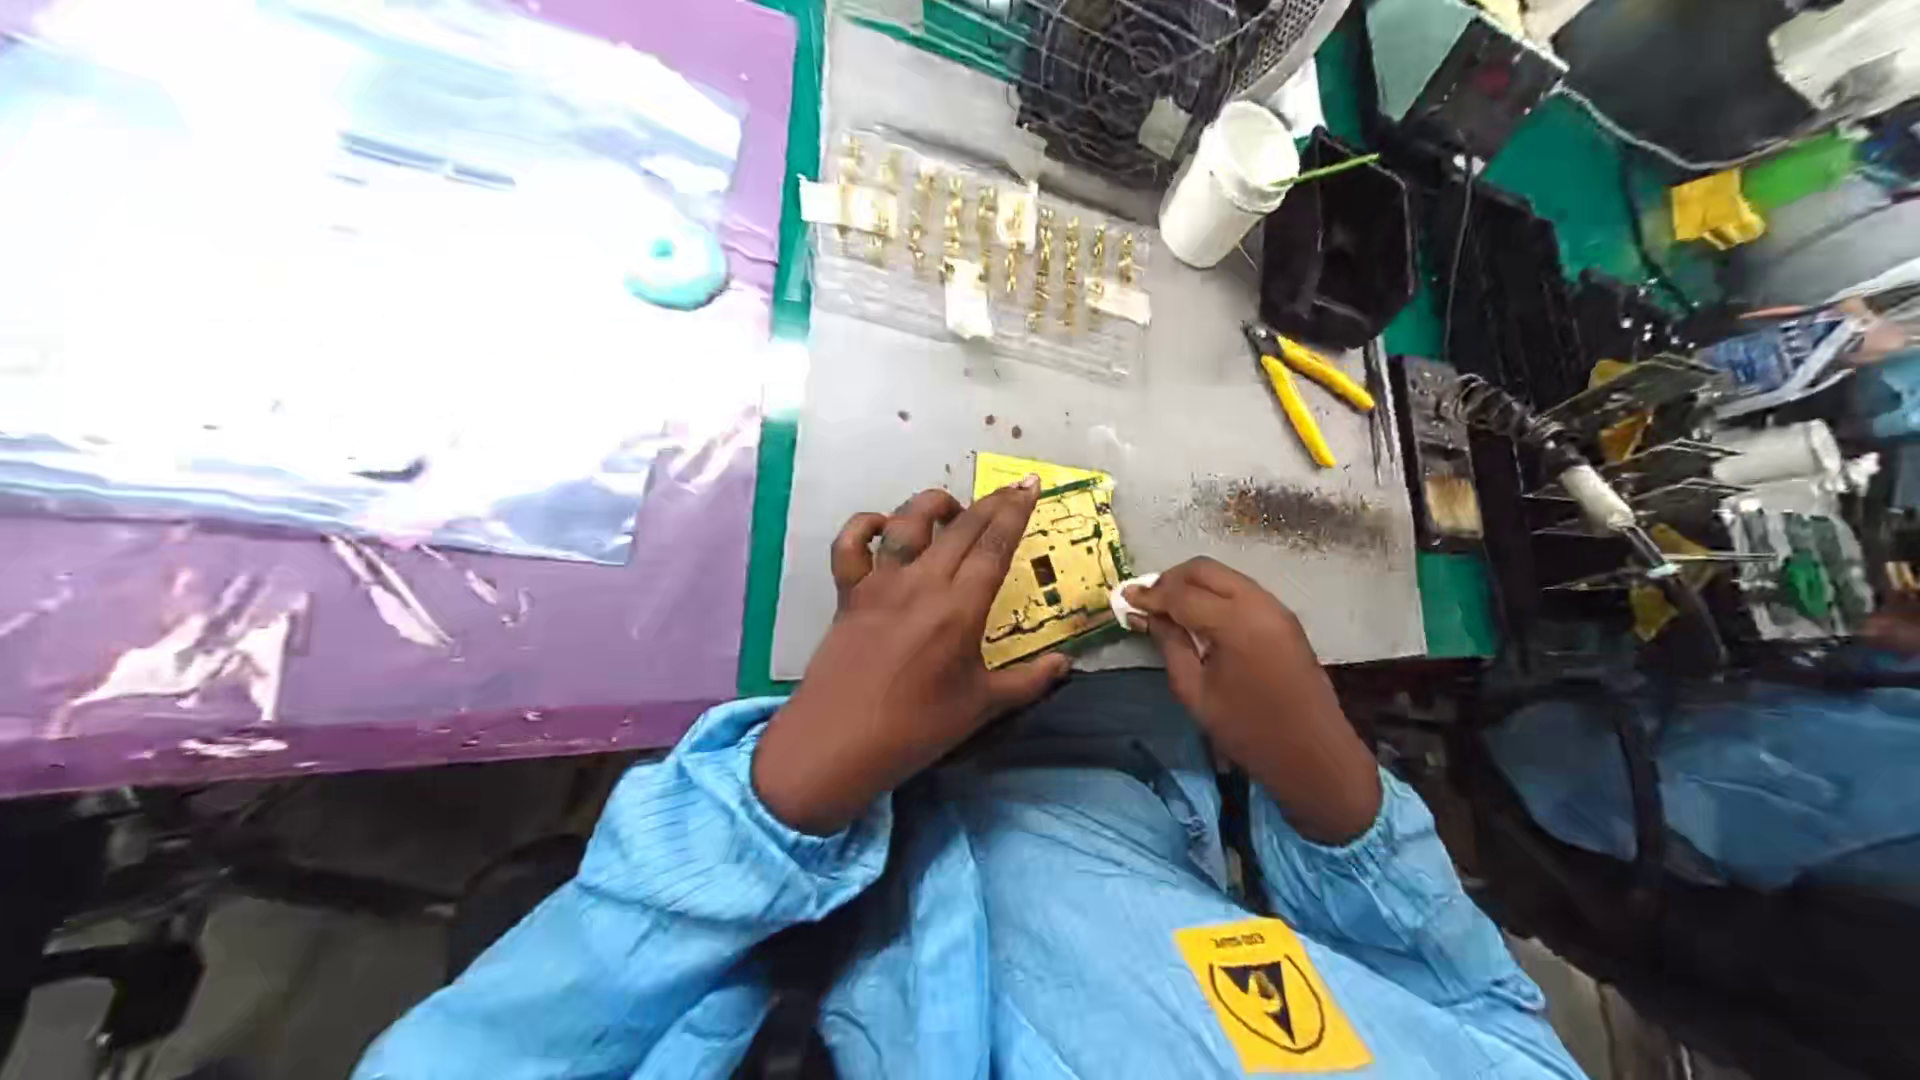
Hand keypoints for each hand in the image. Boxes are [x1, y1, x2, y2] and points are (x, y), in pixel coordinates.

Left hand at [752, 478, 1070, 833]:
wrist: (838, 744)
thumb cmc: (916, 729)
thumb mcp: (981, 707)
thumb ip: (1028, 681)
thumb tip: (1064, 664)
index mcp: (960, 609)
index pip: (994, 546)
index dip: (1016, 512)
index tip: (1030, 486)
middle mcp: (921, 583)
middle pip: (961, 527)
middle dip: (991, 502)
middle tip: (1011, 489)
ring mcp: (880, 584)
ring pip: (908, 522)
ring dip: (933, 505)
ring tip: (952, 508)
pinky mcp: (847, 592)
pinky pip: (850, 544)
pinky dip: (865, 526)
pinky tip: (883, 527)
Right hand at [1124, 557, 1379, 842]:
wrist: (1314, 755)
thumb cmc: (1247, 730)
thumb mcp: (1194, 691)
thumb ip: (1169, 644)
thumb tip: (1142, 615)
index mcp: (1236, 623)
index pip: (1181, 594)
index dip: (1149, 594)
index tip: (1123, 598)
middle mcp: (1259, 604)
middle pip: (1204, 570)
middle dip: (1170, 580)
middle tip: (1146, 600)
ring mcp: (1275, 608)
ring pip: (1223, 575)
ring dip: (1191, 584)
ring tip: (1167, 608)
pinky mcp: (1283, 618)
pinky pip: (1239, 589)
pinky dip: (1213, 593)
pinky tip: (1196, 615)